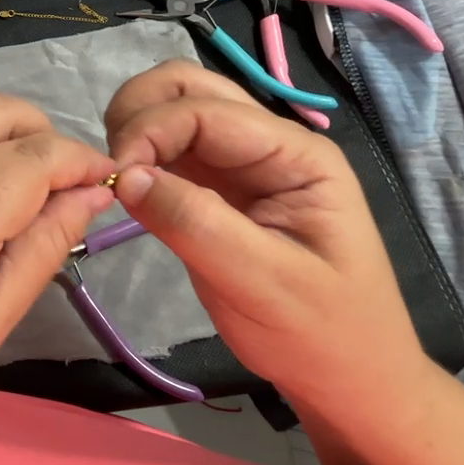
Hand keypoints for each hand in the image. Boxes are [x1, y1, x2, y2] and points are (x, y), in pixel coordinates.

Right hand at [102, 61, 428, 408]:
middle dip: (138, 114)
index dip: (150, 132)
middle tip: (115, 169)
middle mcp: (266, 141)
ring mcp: (238, 159)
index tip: (117, 180)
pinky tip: (130, 189)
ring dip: (133, 127)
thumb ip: (196, 224)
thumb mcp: (264, 284)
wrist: (348, 379)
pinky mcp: (212, 181)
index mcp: (294, 154)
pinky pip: (165, 143)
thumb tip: (126, 176)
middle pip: (185, 86)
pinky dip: (137, 152)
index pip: (204, 110)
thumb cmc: (321, 333)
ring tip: (121, 178)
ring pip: (170, 104)